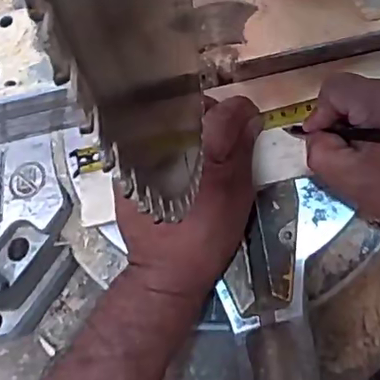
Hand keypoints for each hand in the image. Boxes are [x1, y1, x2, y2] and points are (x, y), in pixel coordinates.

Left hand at [116, 95, 259, 300]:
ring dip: (190, 126)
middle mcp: (168, 148)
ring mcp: (143, 157)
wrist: (165, 272)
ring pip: (171, 118)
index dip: (243, 110)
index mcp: (202, 154)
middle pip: (195, 107)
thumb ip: (244, 150)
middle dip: (214, 113)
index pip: (226, 111)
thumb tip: (252, 120)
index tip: (249, 119)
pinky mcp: (127, 168)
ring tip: (200, 147)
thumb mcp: (240, 193)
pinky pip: (151, 139)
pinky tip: (177, 160)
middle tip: (225, 132)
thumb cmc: (210, 235)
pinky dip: (167, 142)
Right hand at [302, 73, 379, 236]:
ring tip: (360, 162)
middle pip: (348, 93)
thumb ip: (320, 151)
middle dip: (337, 124)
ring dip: (353, 129)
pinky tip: (378, 158)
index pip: (333, 88)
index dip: (320, 115)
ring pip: (362, 104)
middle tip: (342, 158)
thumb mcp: (350, 177)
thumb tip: (317, 135)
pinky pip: (379, 112)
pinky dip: (369, 131)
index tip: (324, 145)